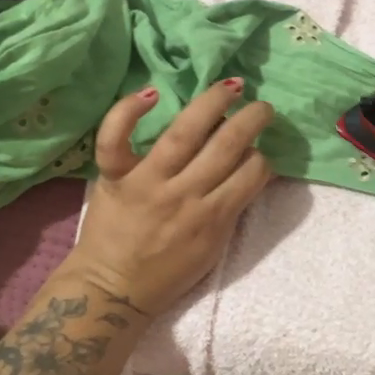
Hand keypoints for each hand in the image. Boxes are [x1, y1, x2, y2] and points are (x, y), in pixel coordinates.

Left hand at [65, 79, 273, 315]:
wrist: (111, 289)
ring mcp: (147, 182)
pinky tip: (151, 93)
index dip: (262, 158)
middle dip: (252, 120)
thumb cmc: (168, 272)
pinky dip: (128, 112)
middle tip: (263, 107)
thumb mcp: (213, 247)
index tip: (258, 153)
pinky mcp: (114, 176)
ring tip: (232, 85)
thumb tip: (252, 168)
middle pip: (227, 146)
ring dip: (213, 102)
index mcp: (212, 217)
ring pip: (184, 132)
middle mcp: (184, 194)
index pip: (251, 172)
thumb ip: (231, 208)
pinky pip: (115, 139)